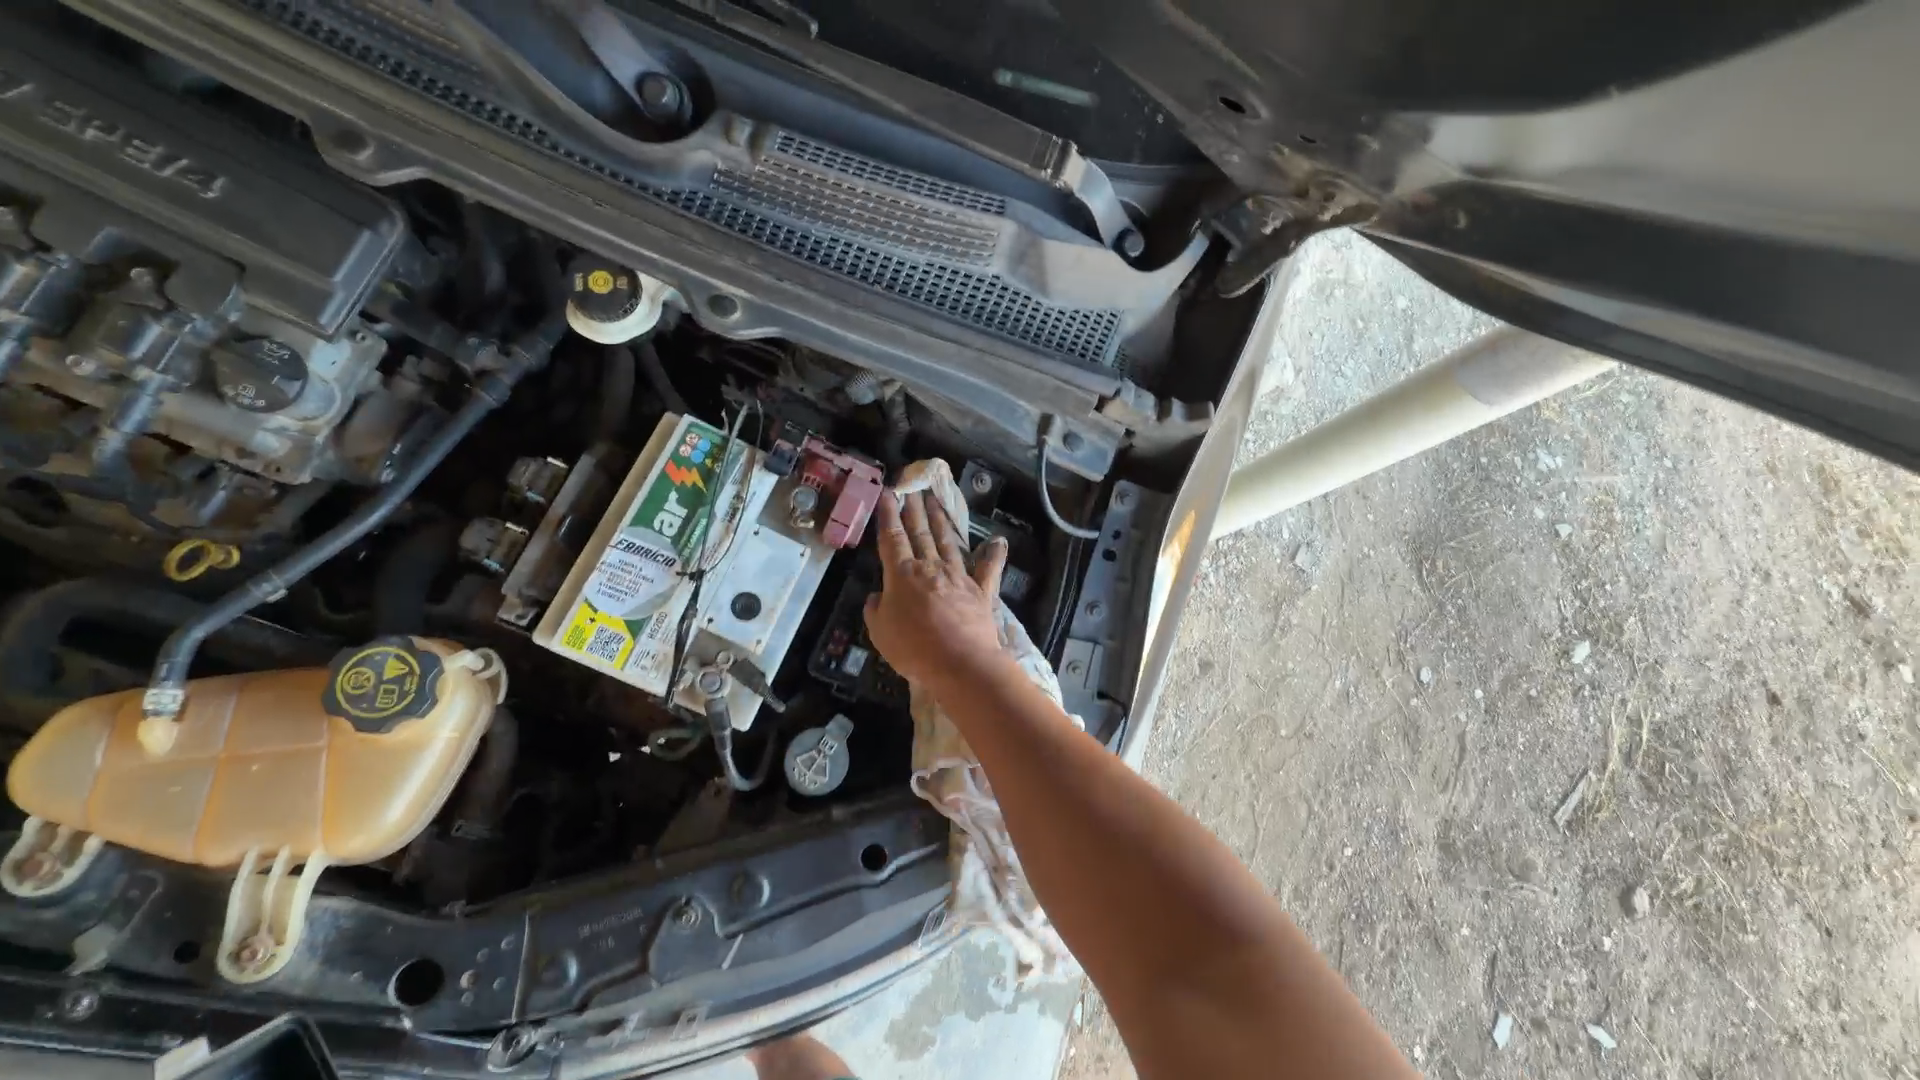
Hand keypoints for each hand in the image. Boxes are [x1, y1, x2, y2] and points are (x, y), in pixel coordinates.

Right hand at [864, 490, 1009, 687]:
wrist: (960, 662)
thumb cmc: (913, 648)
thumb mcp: (880, 633)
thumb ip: (876, 611)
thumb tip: (877, 597)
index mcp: (902, 575)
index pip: (892, 538)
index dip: (888, 515)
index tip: (888, 493)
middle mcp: (930, 568)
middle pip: (920, 533)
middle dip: (914, 509)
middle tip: (913, 486)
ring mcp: (958, 577)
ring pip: (948, 542)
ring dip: (942, 520)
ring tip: (937, 500)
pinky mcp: (981, 591)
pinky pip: (989, 569)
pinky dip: (994, 555)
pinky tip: (998, 540)